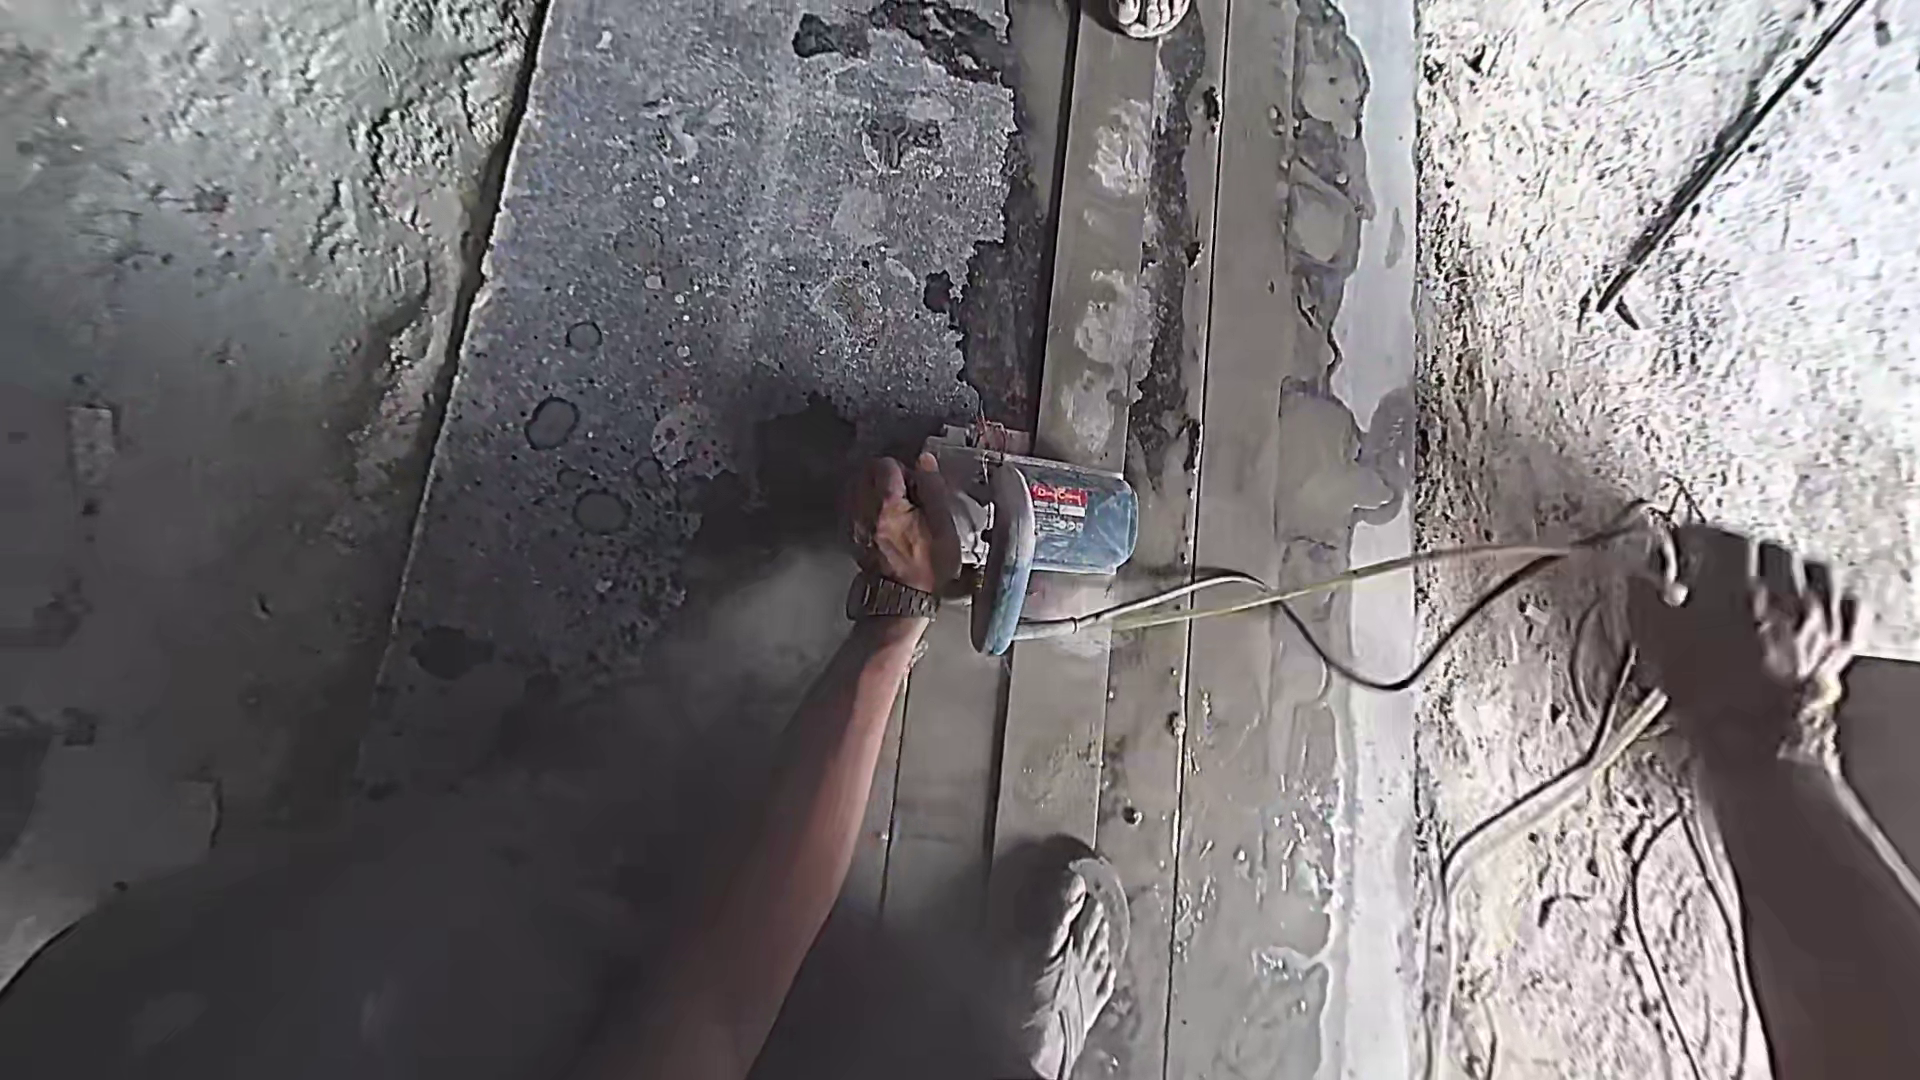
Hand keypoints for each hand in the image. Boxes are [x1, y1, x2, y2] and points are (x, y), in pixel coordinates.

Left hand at [844, 453, 959, 594]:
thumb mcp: (944, 527)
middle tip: (904, 494)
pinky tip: (881, 516)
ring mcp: (852, 523)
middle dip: (885, 475)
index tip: (916, 488)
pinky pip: (850, 503)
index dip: (905, 470)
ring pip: (854, 485)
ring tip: (893, 505)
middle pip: (865, 471)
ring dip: (872, 487)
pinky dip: (863, 501)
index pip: (885, 464)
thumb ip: (933, 489)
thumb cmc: (927, 567)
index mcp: (887, 505)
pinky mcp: (849, 534)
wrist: (903, 599)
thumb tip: (925, 460)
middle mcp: (863, 511)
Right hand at [1628, 525, 1866, 767]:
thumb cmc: (1700, 686)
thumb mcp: (1650, 635)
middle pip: (1768, 549)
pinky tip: (1800, 595)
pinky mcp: (1842, 639)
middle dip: (1735, 544)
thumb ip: (1644, 595)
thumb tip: (1639, 572)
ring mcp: (1820, 617)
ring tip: (1756, 569)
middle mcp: (1785, 598)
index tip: (1677, 536)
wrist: (1751, 729)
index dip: (1694, 533)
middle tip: (1710, 550)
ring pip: (1810, 568)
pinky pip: (1840, 598)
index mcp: (1734, 591)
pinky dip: (1818, 589)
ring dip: (1779, 563)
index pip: (1719, 539)